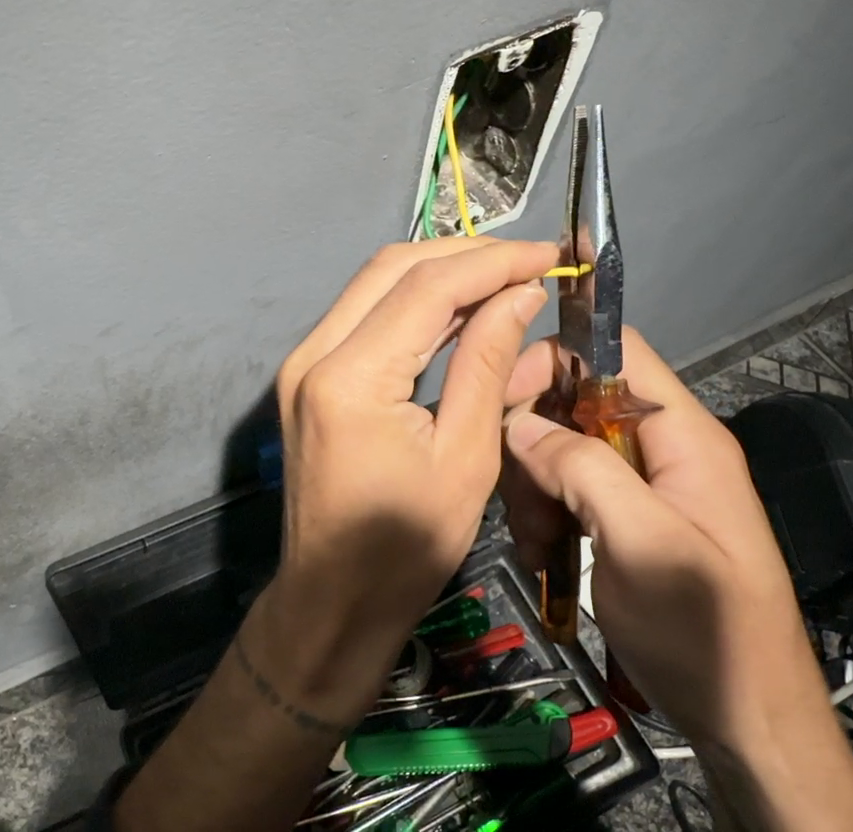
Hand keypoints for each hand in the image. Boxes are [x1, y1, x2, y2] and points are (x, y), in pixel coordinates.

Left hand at [115, 238, 557, 831]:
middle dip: (464, 255)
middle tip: (529, 262)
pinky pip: (363, 316)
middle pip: (391, 269)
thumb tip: (519, 295)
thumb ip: (487, 364)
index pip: (426, 287)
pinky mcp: (308, 376)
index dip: (492, 263)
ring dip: (438, 273)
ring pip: (373, 285)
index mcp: (350, 377)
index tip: (549, 256)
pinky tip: (459, 309)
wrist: (333, 597)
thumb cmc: (405, 547)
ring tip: (504, 277)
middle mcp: (314, 354)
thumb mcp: (465, 458)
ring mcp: (303, 362)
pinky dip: (412, 303)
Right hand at [499, 329, 852, 830]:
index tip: (503, 402)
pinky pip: (570, 490)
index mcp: (682, 435)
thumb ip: (583, 469)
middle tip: (523, 502)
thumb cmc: (704, 631)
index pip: (614, 349)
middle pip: (576, 400)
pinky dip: (546, 513)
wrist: (749, 724)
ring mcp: (645, 486)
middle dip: (534, 441)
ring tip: (537, 541)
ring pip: (564, 447)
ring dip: (534, 486)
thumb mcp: (642, 544)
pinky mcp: (628, 519)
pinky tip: (543, 552)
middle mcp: (663, 448)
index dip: (553, 358)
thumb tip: (519, 421)